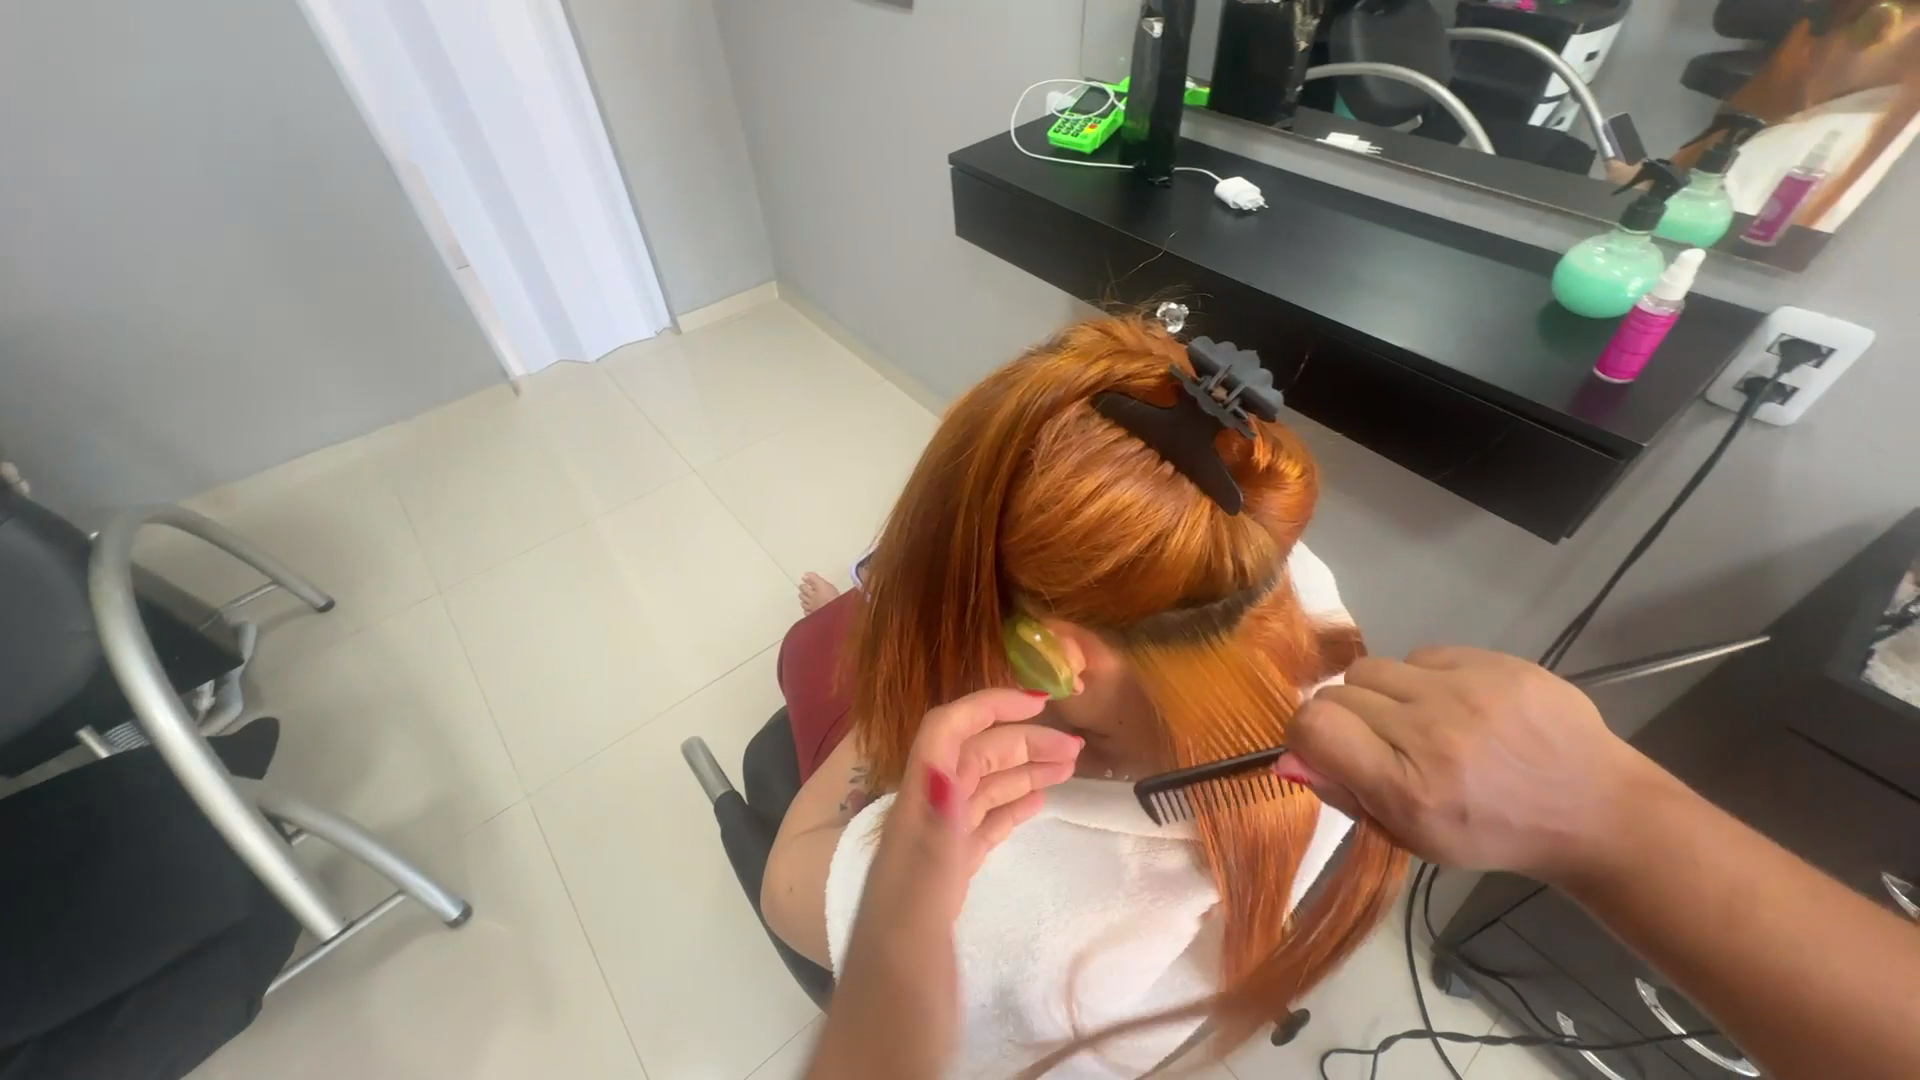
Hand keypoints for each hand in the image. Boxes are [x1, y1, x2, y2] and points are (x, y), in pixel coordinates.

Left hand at [805, 689, 1080, 1079]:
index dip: (987, 706)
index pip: (943, 736)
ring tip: (1068, 766)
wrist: (878, 1047)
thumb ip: (932, 839)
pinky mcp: (950, 882)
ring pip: (981, 791)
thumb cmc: (897, 989)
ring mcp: (938, 854)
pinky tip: (1036, 802)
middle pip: (971, 759)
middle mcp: (924, 825)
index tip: (1040, 701)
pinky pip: (983, 828)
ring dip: (1021, 770)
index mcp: (913, 820)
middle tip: (1075, 748)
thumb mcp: (917, 914)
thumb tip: (945, 765)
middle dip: (1019, 740)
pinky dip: (1011, 806)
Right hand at [1277, 646, 1673, 885]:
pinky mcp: (1496, 663)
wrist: (1597, 811)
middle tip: (1383, 743)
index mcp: (1409, 789)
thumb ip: (1343, 793)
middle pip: (1336, 693)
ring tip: (1419, 719)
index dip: (1306, 735)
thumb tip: (1289, 756)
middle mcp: (1432, 733)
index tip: (1325, 748)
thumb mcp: (1409, 837)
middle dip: (1348, 718)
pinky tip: (1455, 704)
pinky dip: (1424, 678)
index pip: (1313, 726)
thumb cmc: (1492, 833)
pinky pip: (1420, 654)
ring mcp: (1467, 691)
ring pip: (1372, 668)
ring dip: (1382, 694)